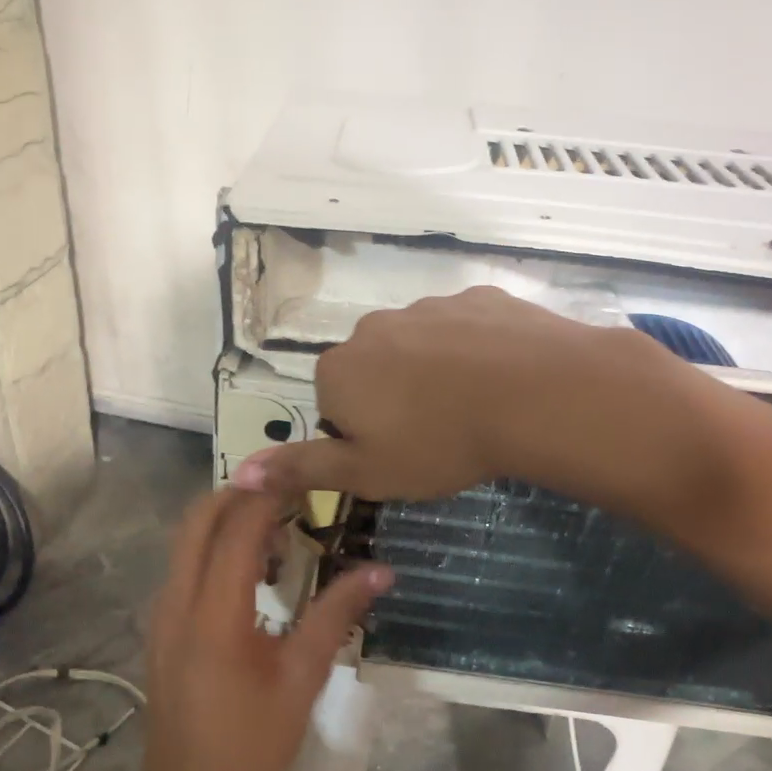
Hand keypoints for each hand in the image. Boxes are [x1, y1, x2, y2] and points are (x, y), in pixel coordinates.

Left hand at [140, 488, 391, 770]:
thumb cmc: (252, 745)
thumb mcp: (302, 679)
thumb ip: (337, 615)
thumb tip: (381, 572)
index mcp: (212, 612)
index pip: (236, 528)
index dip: (267, 494)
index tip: (304, 477)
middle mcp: (176, 602)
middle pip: (196, 521)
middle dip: (238, 496)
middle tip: (288, 496)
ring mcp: (161, 617)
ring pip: (184, 544)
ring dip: (224, 523)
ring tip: (278, 532)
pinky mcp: (161, 633)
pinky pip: (182, 570)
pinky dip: (212, 552)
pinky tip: (253, 575)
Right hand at [230, 286, 623, 499]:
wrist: (532, 394)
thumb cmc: (438, 443)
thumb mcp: (364, 473)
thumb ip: (300, 469)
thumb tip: (239, 474)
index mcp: (339, 371)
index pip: (333, 404)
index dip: (363, 435)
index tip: (397, 454)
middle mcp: (372, 328)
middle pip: (373, 370)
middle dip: (393, 398)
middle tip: (434, 435)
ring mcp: (427, 306)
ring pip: (418, 347)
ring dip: (433, 374)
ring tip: (472, 409)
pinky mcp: (477, 297)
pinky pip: (463, 329)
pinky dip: (473, 351)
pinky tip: (499, 378)